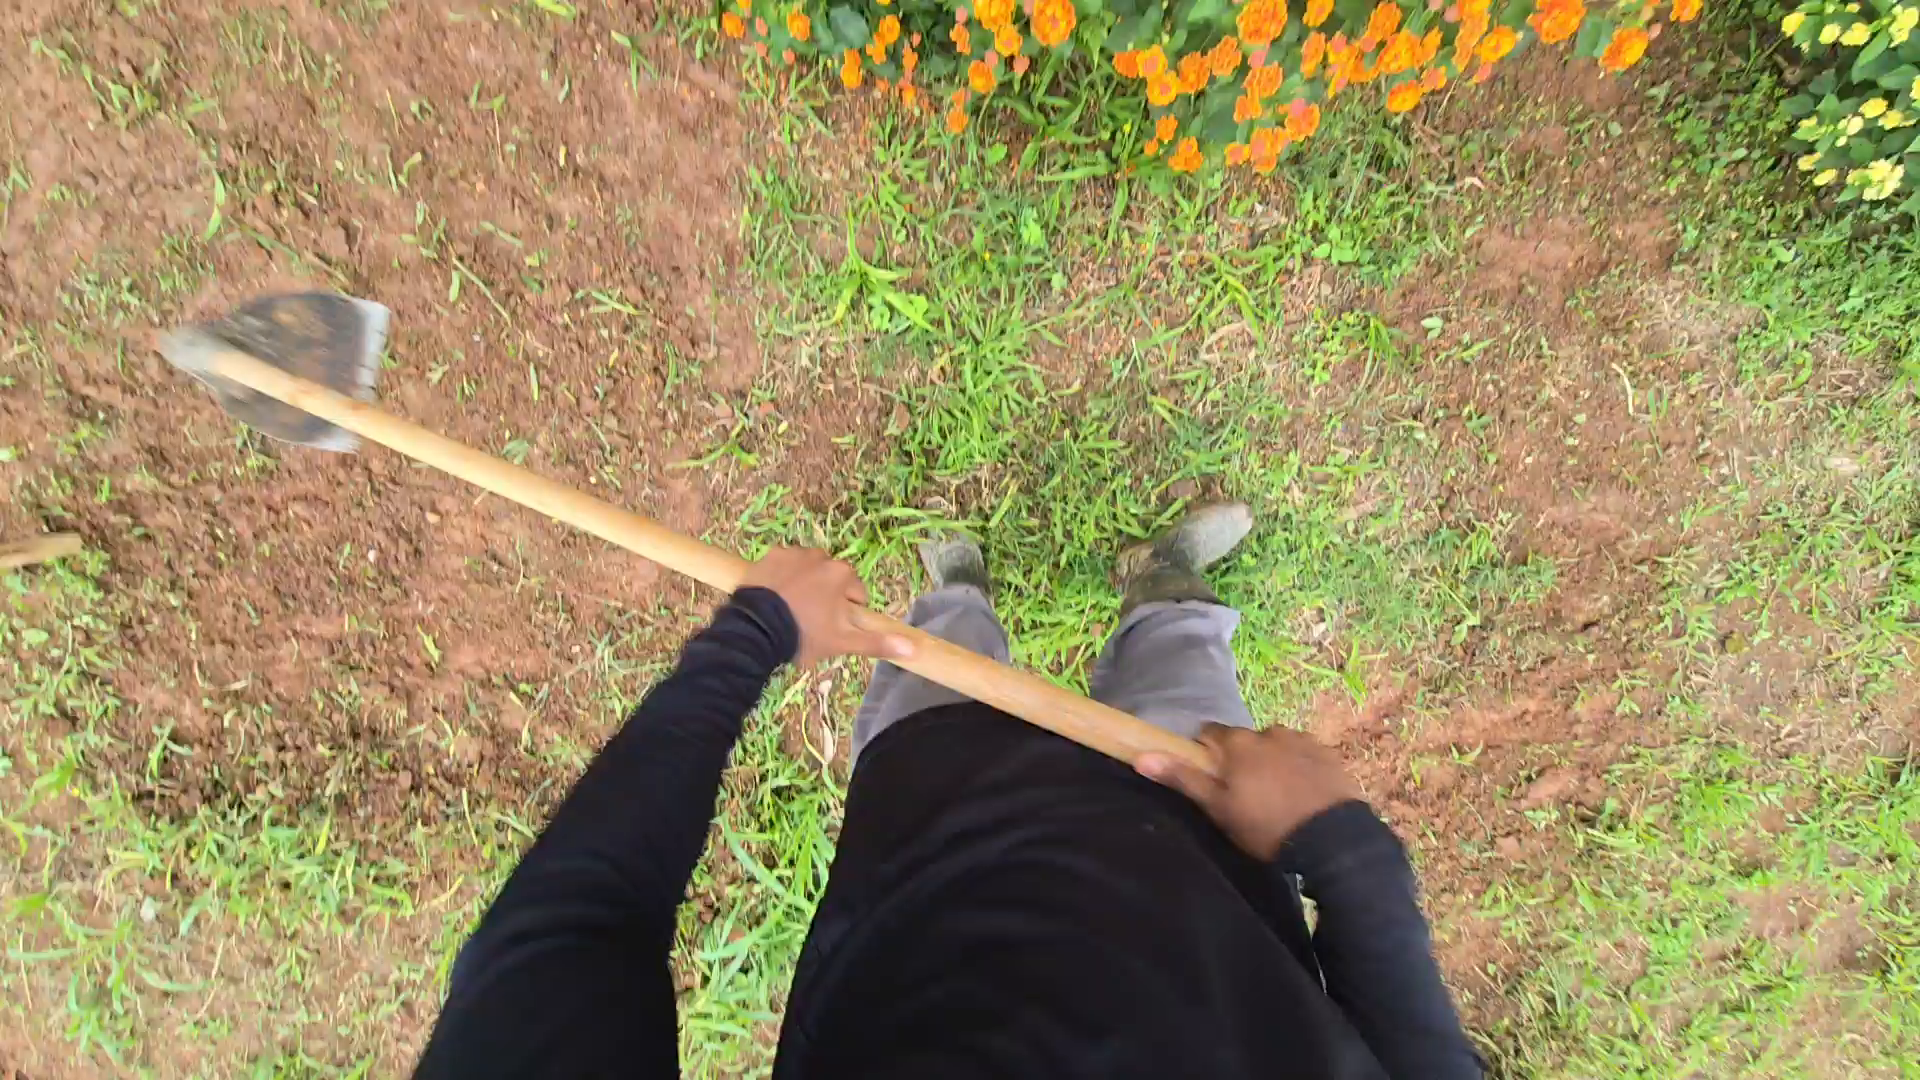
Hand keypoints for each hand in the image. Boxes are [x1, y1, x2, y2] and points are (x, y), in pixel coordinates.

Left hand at [737, 547, 914, 667]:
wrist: (754, 630)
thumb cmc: (804, 635)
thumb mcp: (842, 643)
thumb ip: (877, 643)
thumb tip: (913, 648)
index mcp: (843, 574)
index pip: (856, 592)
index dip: (846, 612)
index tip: (831, 627)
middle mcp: (821, 556)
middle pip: (832, 578)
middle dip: (826, 595)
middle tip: (810, 620)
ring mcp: (793, 553)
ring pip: (808, 569)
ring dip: (805, 583)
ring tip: (790, 609)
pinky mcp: (770, 555)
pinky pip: (784, 564)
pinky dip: (783, 577)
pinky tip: (774, 597)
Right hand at [1135, 724, 1363, 860]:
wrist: (1335, 842)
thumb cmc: (1267, 826)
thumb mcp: (1218, 808)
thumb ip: (1182, 778)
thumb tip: (1141, 756)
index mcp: (1238, 742)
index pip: (1209, 732)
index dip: (1206, 752)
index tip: (1212, 778)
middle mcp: (1268, 731)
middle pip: (1244, 740)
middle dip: (1241, 759)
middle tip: (1246, 794)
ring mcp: (1302, 741)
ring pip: (1275, 746)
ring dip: (1272, 761)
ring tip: (1278, 796)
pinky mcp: (1329, 755)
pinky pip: (1304, 755)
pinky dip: (1300, 768)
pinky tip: (1304, 795)